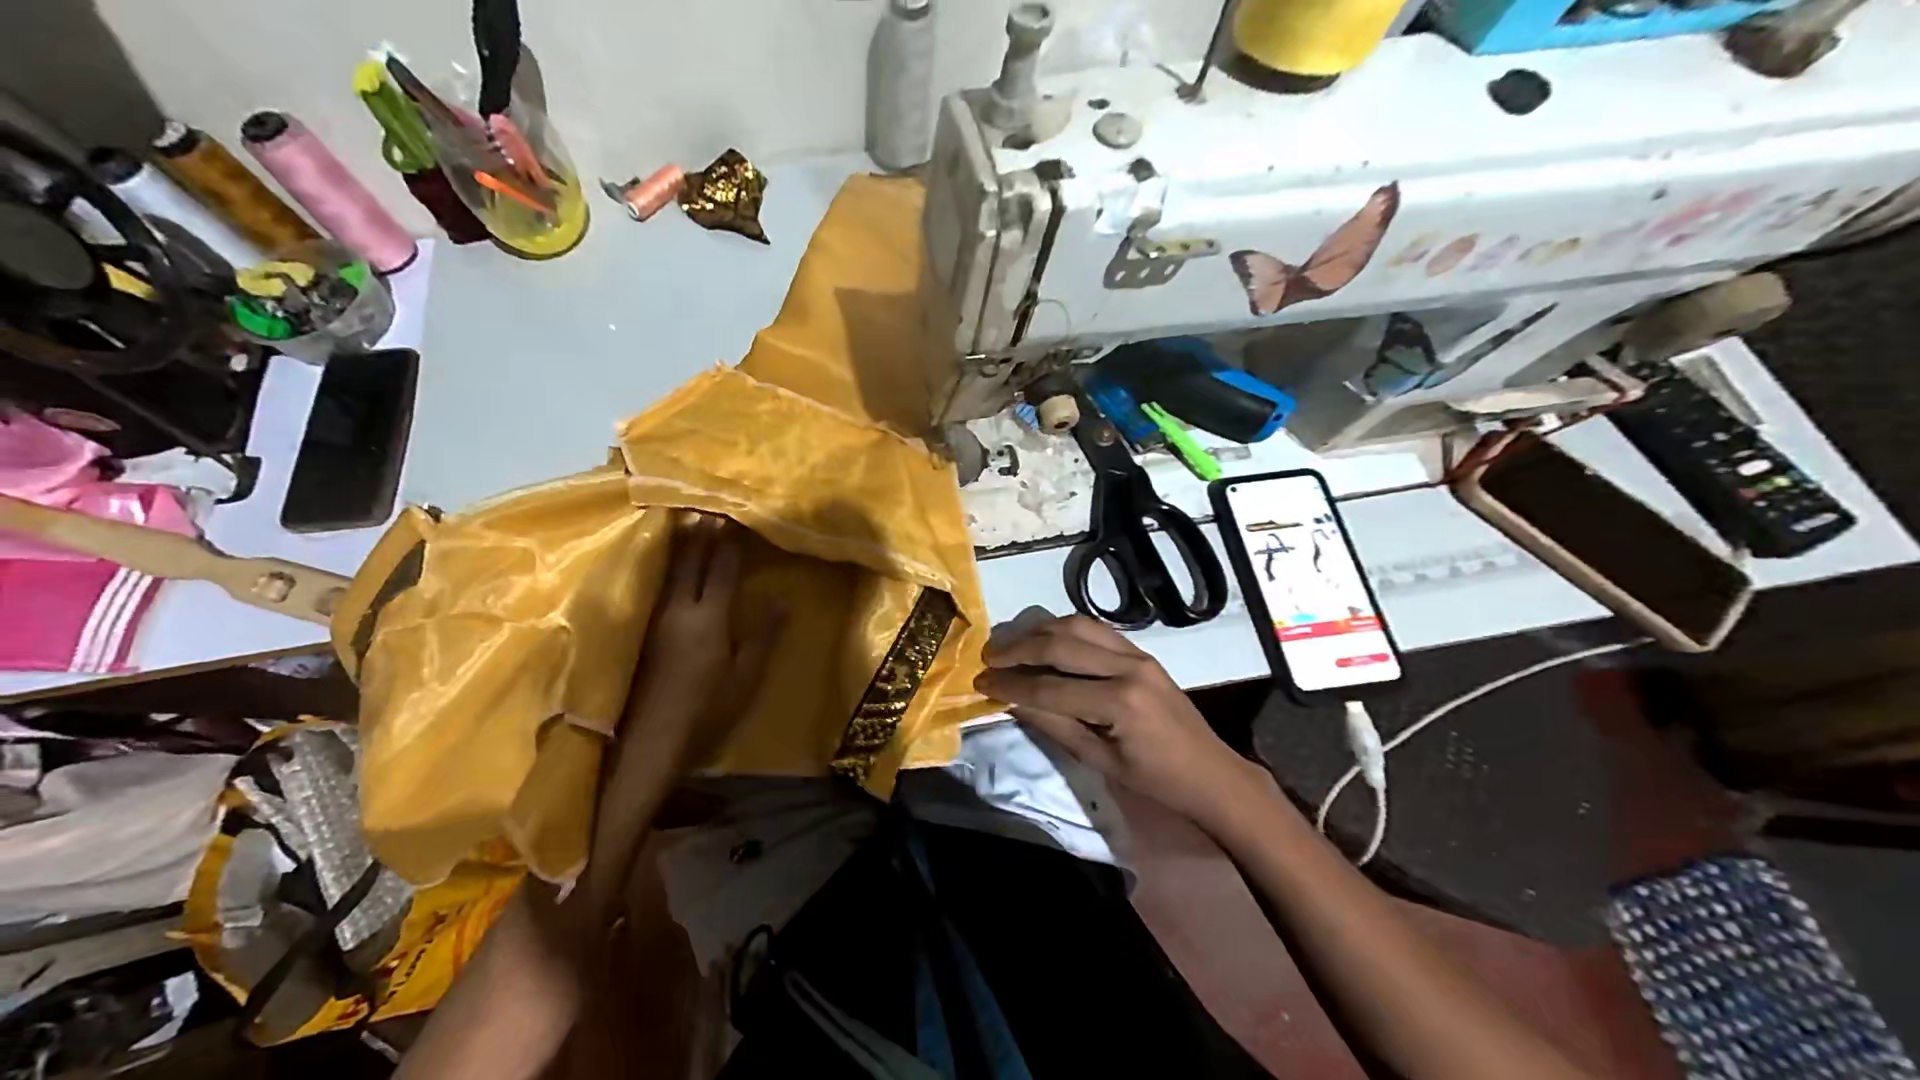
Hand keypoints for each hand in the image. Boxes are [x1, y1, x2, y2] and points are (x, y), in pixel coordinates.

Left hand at [621, 514, 781, 765]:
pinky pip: (653, 583)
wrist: (649, 739)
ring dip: (678, 543)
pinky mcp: (639, 629)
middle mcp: (678, 608)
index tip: (733, 515)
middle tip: (707, 506)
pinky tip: (663, 560)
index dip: (728, 541)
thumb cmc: (706, 710)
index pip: (721, 568)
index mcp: (709, 618)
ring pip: (667, 569)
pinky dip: (663, 565)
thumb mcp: (745, 676)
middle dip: (700, 532)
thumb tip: (780, 600)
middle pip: (690, 560)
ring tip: (684, 520)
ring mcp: (654, 617)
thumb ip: (762, 636)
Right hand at [974, 614, 1270, 830]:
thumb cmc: (1155, 780)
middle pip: (1060, 644)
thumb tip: (1013, 699)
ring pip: (1077, 625)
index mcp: (1119, 703)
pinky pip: (1096, 629)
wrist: (1210, 771)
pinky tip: (1046, 639)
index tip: (980, 681)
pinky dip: (1065, 629)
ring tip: (1011, 644)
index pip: (1050, 686)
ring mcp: (1137, 653)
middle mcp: (1128, 667)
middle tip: (988, 657)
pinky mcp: (1142, 650)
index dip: (1010, 684)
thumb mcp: (1099, 761)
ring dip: (1039, 631)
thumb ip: (1054, 724)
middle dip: (1018, 649)